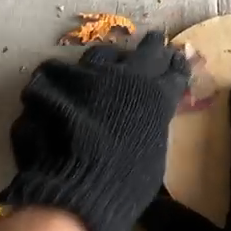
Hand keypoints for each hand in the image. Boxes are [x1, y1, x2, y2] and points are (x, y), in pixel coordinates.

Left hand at [0, 31, 189, 230]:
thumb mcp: (150, 157)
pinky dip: (65, 81)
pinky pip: (62, 74)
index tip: (176, 58)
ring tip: (105, 65)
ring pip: (101, 55)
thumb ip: (149, 128)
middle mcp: (125, 77)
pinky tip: (60, 89)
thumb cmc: (121, 186)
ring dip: (107, 60)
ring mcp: (87, 74)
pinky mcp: (53, 81)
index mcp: (155, 97)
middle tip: (154, 41)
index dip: (175, 66)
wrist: (71, 189)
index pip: (173, 73)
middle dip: (152, 47)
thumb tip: (143, 120)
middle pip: (145, 52)